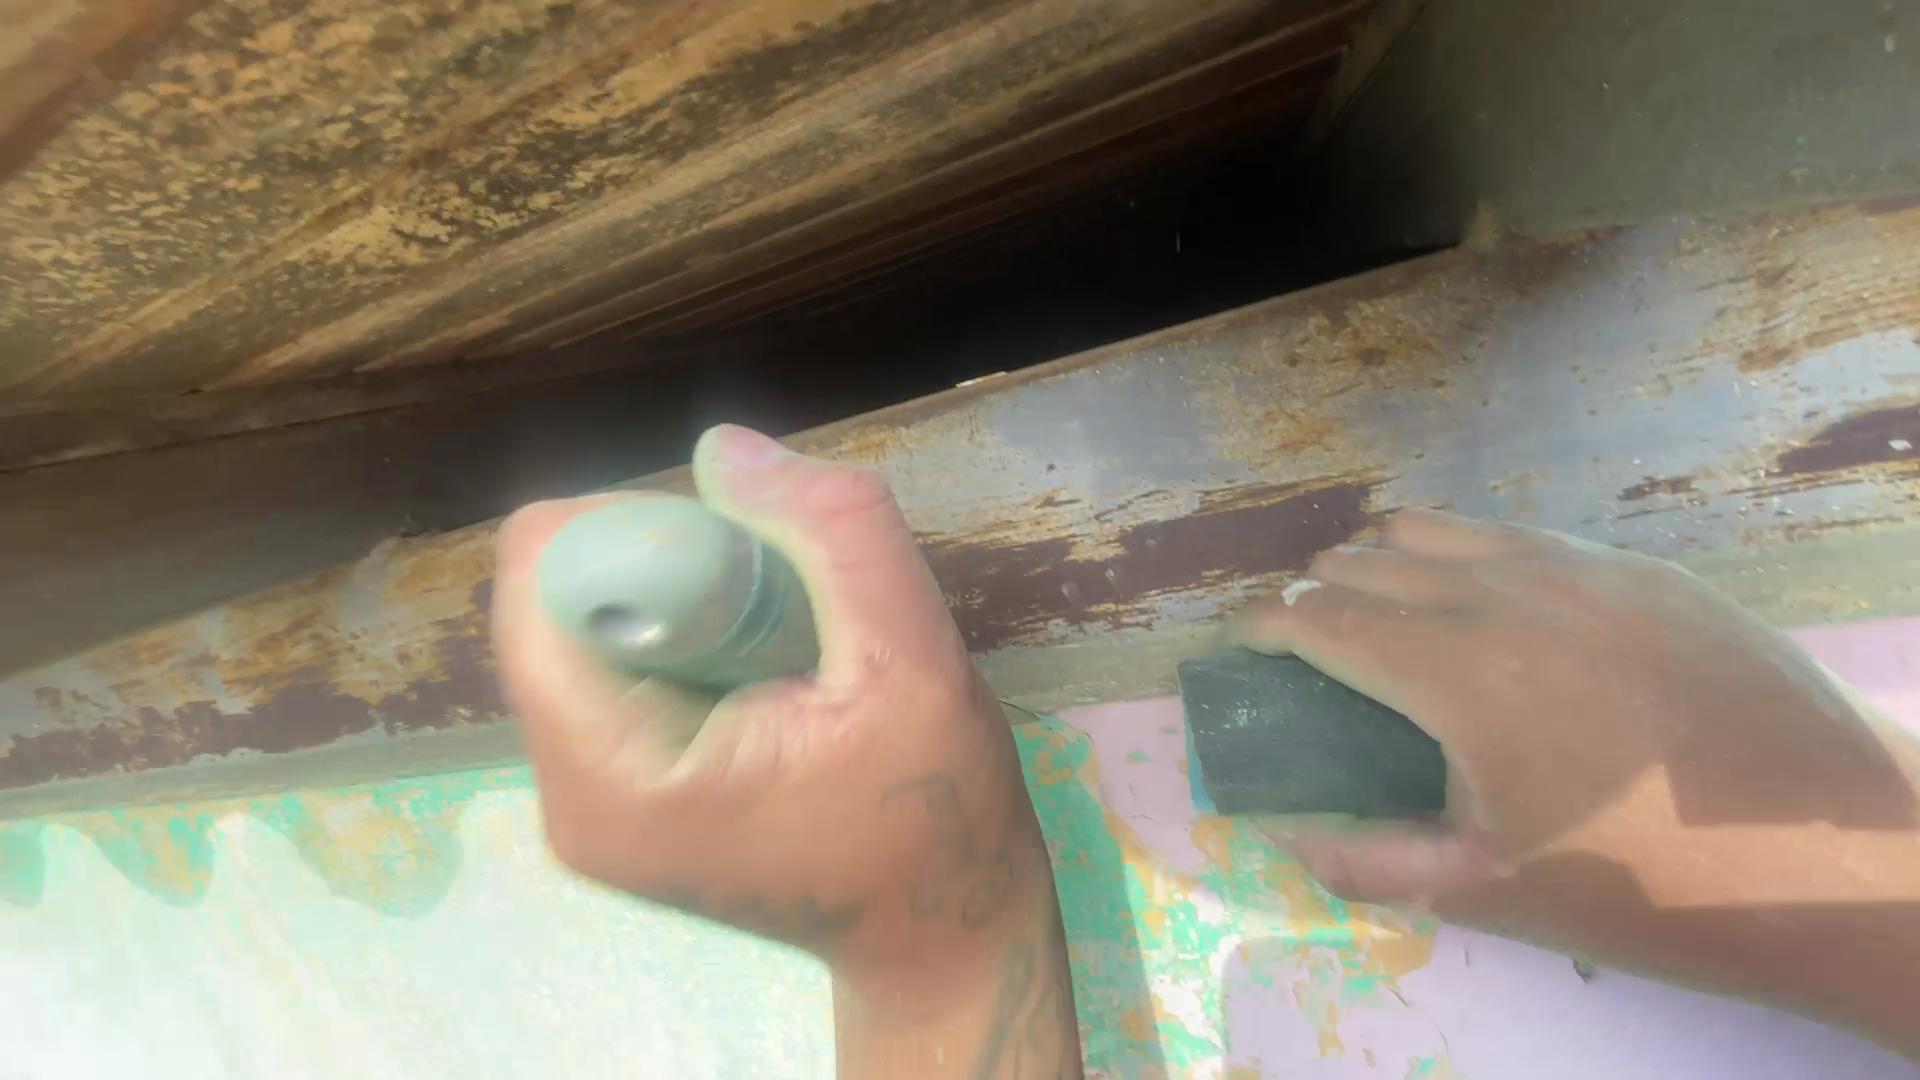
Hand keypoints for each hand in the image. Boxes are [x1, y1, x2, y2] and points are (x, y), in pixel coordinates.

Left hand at [492, 425, 1080, 1077]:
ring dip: (703, 595)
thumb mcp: (915, 659)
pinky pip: (632, 657)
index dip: (652, 531)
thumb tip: (722, 448)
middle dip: (686, 564)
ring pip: (606, 618)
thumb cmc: (938, 807)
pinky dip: (705, 630)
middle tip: (792, 607)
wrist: (943, 920)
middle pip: (570, 593)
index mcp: (614, 774)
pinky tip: (780, 668)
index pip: (545, 575)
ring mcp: (596, 792)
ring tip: (797, 646)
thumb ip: (835, 534)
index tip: (758, 560)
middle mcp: (571, 788)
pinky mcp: (630, 786)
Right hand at [1230, 510, 1919, 1051]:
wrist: (1854, 861)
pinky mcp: (1628, 564)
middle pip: (1355, 562)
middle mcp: (1500, 596)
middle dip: (1308, 596)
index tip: (1246, 642)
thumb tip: (1278, 838)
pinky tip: (1470, 600)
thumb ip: (1364, 862)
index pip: (1317, 618)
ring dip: (1372, 562)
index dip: (1263, 624)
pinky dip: (1448, 553)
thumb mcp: (1490, 890)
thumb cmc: (1651, 883)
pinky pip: (1497, 531)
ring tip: (1376, 608)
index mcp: (1458, 674)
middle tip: (1308, 641)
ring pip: (1420, 527)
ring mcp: (1571, 567)